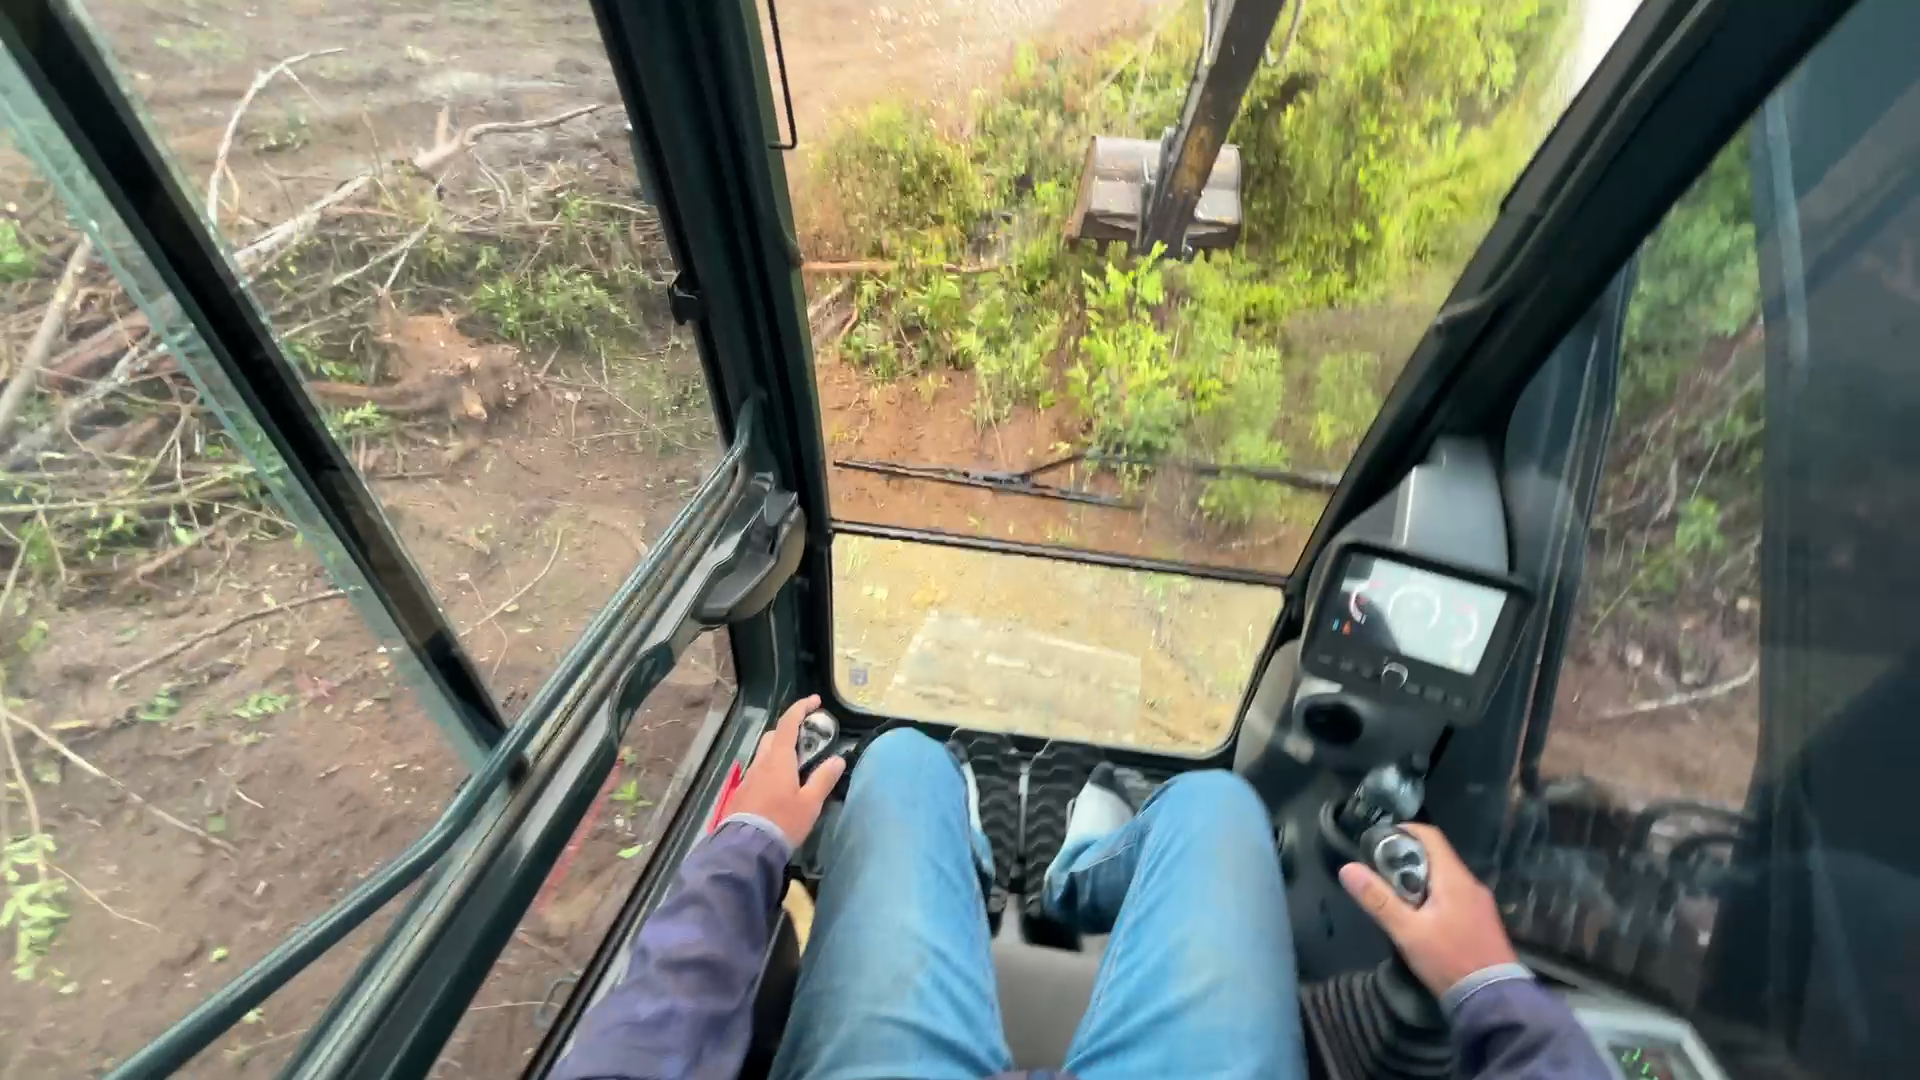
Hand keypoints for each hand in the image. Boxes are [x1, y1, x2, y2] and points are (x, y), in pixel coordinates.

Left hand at [727, 695, 845, 847]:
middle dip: (790, 731)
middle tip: (808, 741)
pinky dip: (771, 770)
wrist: (746, 849)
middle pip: (774, 736)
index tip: (816, 701)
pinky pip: (758, 772)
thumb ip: (824, 779)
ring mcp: (748, 778)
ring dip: (780, 752)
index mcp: (778, 759)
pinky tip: (780, 789)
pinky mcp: (742, 793)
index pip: (788, 723)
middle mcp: (761, 763)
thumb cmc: (782, 822)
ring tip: (797, 768)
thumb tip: (838, 759)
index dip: (801, 708)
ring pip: (764, 754)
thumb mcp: (810, 803)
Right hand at [1339, 823, 1516, 997]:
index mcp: (1455, 879)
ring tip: (1394, 897)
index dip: (1402, 831)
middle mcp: (1471, 885)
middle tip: (1379, 874)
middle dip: (1404, 859)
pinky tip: (1419, 917)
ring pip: (1442, 877)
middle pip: (1434, 856)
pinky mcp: (1482, 922)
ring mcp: (1480, 904)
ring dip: (1417, 880)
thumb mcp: (1407, 931)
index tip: (1378, 843)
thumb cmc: (1450, 960)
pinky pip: (1452, 895)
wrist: (1497, 1004)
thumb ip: (1377, 899)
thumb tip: (1347, 868)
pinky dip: (1432, 896)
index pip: (1430, 835)